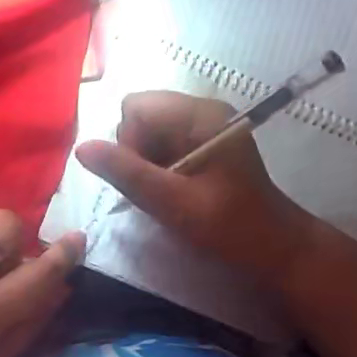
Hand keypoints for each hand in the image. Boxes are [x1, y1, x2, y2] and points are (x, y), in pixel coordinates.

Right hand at [74, 90, 319, 280]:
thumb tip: (82, 147)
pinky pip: (163, 144)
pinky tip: (173, 192)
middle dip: (136, 153)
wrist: (275, 249)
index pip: (136, 107)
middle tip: (157, 190)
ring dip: (146, 163)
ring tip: (167, 194)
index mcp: (201, 115)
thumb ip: (127, 173)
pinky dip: (158, 167)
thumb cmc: (229, 227)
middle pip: (141, 116)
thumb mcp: (173, 203)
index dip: (128, 142)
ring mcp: (204, 126)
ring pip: (149, 132)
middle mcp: (202, 110)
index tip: (145, 179)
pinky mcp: (204, 143)